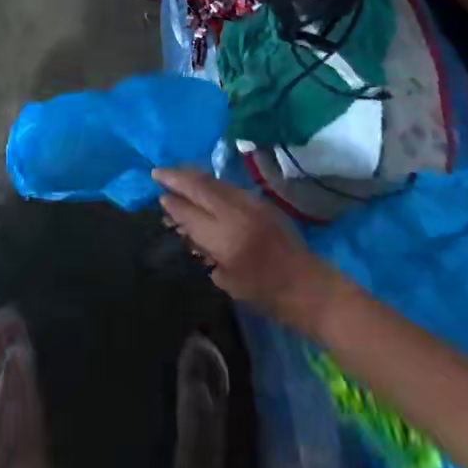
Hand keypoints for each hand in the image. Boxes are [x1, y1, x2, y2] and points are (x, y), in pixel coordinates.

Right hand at [153, 167, 339, 327]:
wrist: (310, 287)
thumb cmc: (265, 294)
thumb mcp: (226, 278)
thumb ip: (202, 247)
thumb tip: (182, 225)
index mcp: (225, 239)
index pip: (189, 212)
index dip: (172, 203)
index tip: (159, 197)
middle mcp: (236, 214)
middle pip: (199, 187)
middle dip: (175, 177)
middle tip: (156, 172)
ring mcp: (251, 203)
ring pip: (214, 181)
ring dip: (192, 176)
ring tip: (174, 174)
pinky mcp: (261, 201)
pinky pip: (227, 186)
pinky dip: (209, 182)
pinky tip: (200, 184)